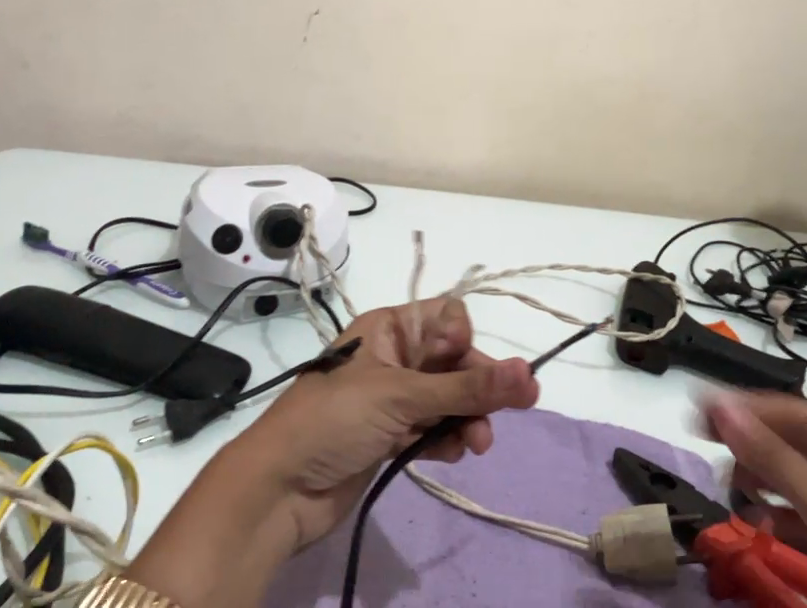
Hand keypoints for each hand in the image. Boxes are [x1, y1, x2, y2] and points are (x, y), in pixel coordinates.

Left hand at [242, 295, 540, 545]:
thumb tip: (528, 372)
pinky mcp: (390, 436)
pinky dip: (446, 439)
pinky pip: (433, 429)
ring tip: (478, 445)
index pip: (445, 318)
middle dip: (481, 385)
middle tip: (523, 405)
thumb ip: (467, 387)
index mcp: (388, 328)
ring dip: (468, 417)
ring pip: (447, 399)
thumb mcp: (402, 396)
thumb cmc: (335, 420)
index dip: (463, 338)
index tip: (466, 360)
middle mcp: (393, 357)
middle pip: (453, 362)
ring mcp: (391, 399)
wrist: (278, 489)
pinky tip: (452, 454)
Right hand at [700, 391, 806, 607]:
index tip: (698, 409)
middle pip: (803, 442)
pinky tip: (762, 523)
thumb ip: (775, 460)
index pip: (800, 413)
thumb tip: (720, 405)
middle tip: (705, 447)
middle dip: (755, 446)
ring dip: (768, 481)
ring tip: (731, 490)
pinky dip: (789, 514)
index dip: (747, 409)